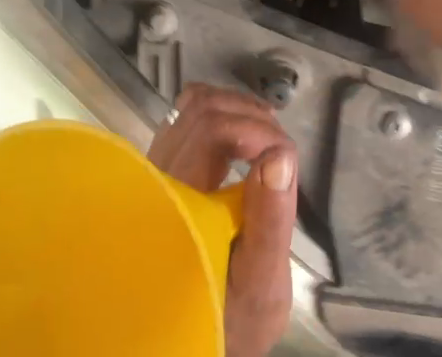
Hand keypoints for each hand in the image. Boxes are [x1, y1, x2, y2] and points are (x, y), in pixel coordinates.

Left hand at [147, 84, 297, 356]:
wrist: (194, 334)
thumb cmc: (233, 315)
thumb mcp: (261, 282)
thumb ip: (270, 220)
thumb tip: (281, 153)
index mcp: (178, 202)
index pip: (214, 130)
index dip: (258, 131)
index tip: (286, 158)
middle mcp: (157, 177)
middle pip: (202, 109)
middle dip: (251, 116)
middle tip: (279, 146)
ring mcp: (155, 170)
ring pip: (191, 107)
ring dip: (236, 110)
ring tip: (265, 138)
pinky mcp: (161, 170)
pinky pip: (186, 119)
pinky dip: (221, 115)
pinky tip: (244, 142)